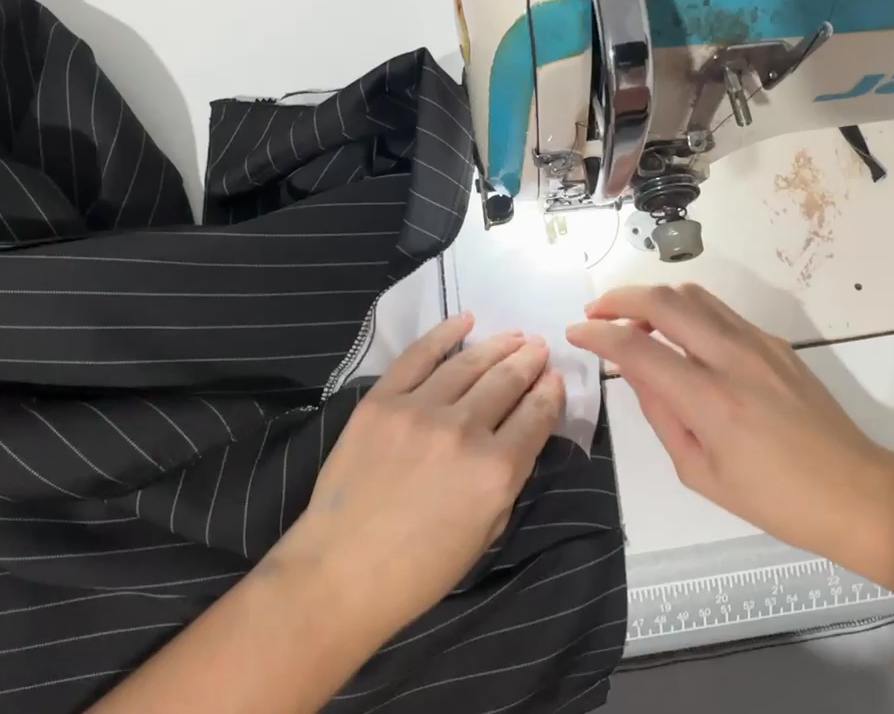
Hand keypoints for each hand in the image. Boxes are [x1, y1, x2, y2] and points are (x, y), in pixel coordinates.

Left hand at [267, 314, 564, 634]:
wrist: (338, 572)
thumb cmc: (418, 570)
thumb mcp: (486, 532)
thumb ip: (508, 479)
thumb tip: (519, 437)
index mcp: (496, 471)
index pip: (537, 415)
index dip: (551, 392)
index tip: (555, 377)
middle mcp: (464, 430)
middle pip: (507, 381)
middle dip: (529, 361)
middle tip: (539, 348)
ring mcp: (419, 409)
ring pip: (469, 364)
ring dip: (498, 346)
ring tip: (514, 336)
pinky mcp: (381, 400)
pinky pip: (419, 355)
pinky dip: (445, 334)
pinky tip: (465, 321)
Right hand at [565, 284, 887, 555]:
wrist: (858, 492)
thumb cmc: (777, 500)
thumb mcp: (702, 474)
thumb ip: (663, 417)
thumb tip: (638, 375)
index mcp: (711, 400)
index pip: (638, 348)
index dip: (599, 334)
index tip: (577, 331)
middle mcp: (733, 358)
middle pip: (665, 301)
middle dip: (620, 298)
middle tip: (596, 311)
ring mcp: (760, 344)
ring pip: (694, 294)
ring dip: (654, 298)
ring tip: (633, 319)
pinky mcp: (777, 343)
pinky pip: (720, 312)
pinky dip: (687, 311)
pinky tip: (679, 338)